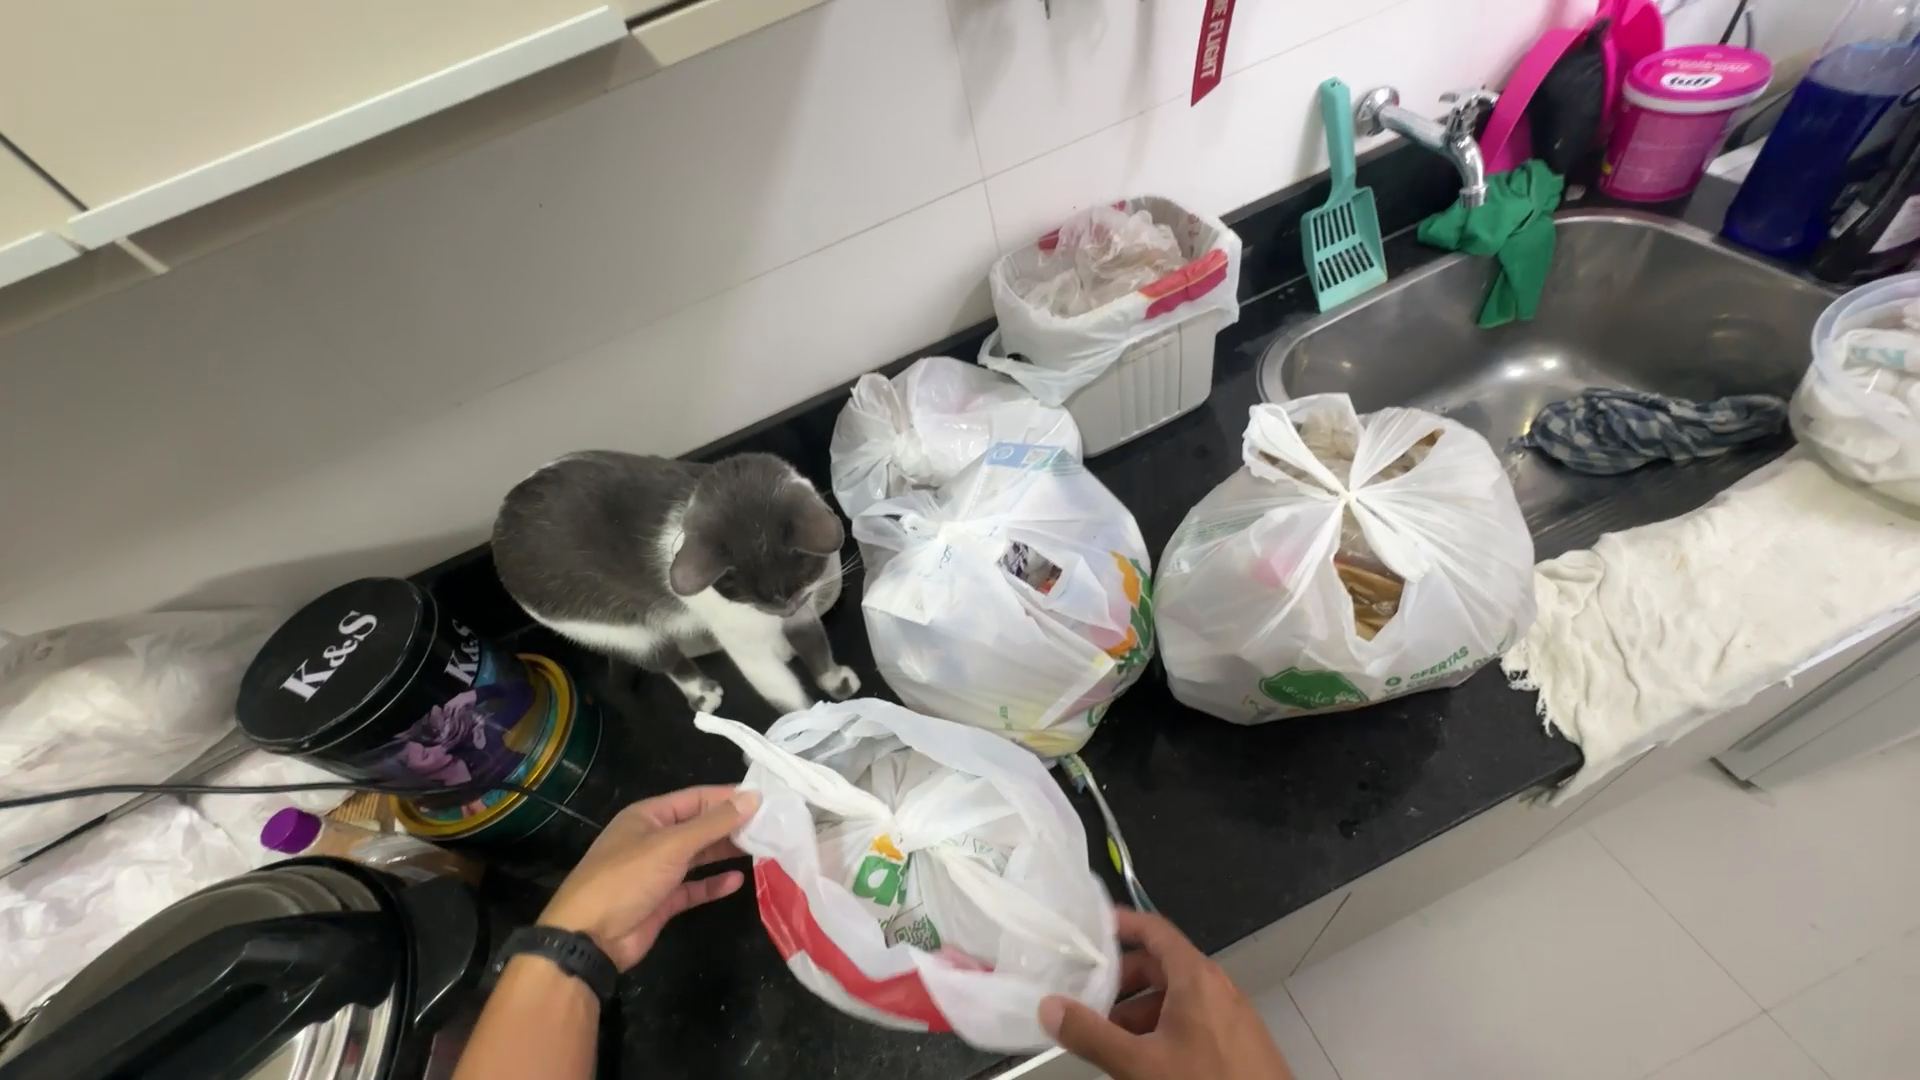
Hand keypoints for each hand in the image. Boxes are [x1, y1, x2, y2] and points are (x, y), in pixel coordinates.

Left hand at [538, 785, 758, 970]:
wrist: (588, 941)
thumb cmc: (626, 879)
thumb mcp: (672, 845)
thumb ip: (714, 823)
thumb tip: (753, 797)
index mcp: (649, 817)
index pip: (697, 798)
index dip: (729, 796)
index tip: (765, 798)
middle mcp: (654, 839)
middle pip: (700, 826)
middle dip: (732, 825)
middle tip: (770, 824)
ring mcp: (657, 871)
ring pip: (699, 855)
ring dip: (726, 852)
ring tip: (762, 848)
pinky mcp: (661, 901)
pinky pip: (694, 887)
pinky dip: (713, 884)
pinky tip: (737, 881)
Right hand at [1039, 909, 1293, 1079]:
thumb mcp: (1141, 1066)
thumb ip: (1093, 1036)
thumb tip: (1049, 1007)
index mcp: (1195, 976)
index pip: (1154, 929)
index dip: (1121, 924)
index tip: (1089, 930)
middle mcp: (1216, 986)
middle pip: (1161, 964)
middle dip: (1123, 980)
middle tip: (1091, 998)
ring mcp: (1232, 1015)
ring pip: (1176, 997)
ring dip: (1141, 1010)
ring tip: (1113, 1039)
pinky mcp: (1240, 1044)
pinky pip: (1195, 1020)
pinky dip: (1165, 1028)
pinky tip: (1148, 1061)